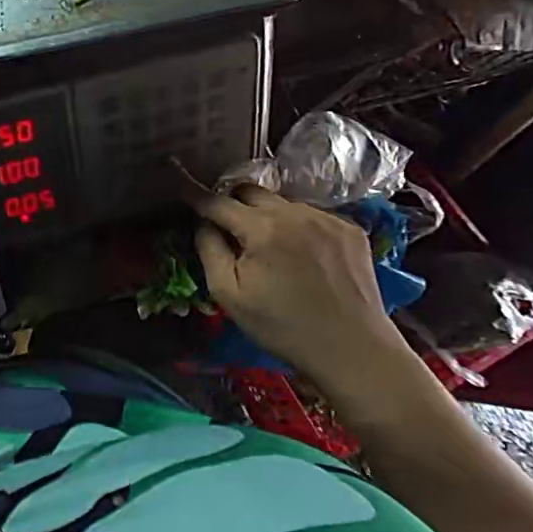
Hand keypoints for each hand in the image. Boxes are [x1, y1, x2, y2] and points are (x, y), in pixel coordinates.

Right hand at [189, 184, 416, 396]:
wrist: (352, 348)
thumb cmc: (281, 325)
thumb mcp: (228, 293)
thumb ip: (209, 249)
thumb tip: (203, 223)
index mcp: (262, 228)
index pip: (217, 202)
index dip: (195, 194)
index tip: (180, 183)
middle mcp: (295, 213)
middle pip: (250, 191)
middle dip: (232, 202)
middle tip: (226, 227)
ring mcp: (327, 219)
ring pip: (282, 203)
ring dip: (266, 216)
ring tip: (268, 247)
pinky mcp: (350, 230)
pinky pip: (310, 216)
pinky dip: (296, 226)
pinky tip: (300, 255)